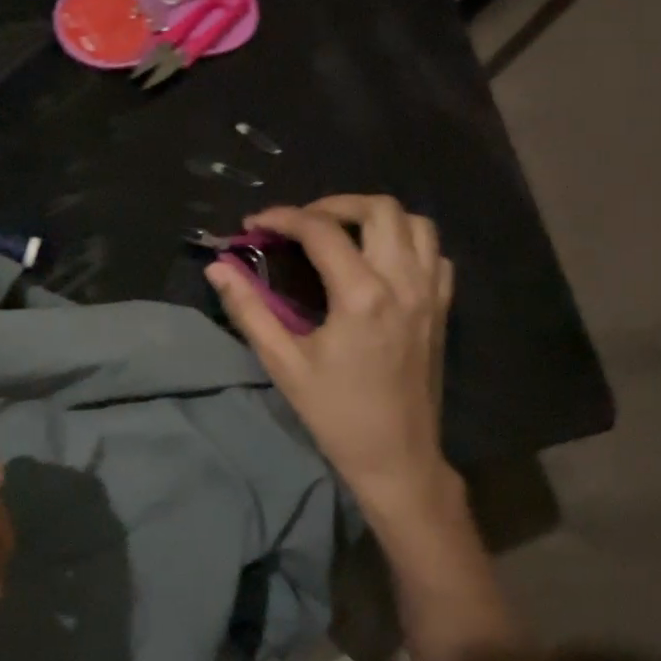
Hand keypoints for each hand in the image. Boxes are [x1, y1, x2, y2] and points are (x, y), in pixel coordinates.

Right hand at [206, 195, 454, 511]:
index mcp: (361, 295)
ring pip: (416, 223)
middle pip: (379, 209)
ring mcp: (430, 293)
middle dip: (334, 205)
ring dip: (375, 217)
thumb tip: (218, 269)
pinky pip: (435, 253)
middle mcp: (403, 282)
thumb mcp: (284, 363)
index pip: (322, 230)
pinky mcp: (442, 308)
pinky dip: (408, 242)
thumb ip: (249, 310)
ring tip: (341, 233)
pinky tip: (380, 261)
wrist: (395, 456)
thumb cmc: (334, 414)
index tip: (255, 225)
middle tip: (300, 223)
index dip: (284, 217)